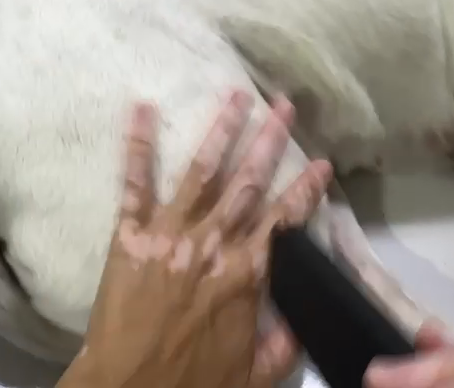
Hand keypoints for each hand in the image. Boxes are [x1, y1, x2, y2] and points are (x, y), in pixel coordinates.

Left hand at [59, 89, 332, 387]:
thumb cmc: (191, 386)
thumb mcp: (252, 377)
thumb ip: (282, 344)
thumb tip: (303, 315)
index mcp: (244, 276)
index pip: (283, 222)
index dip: (305, 190)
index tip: (323, 160)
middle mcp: (211, 245)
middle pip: (247, 184)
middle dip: (269, 141)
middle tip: (283, 104)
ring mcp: (170, 234)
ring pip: (201, 172)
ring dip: (220, 130)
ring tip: (235, 94)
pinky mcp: (131, 234)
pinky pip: (134, 184)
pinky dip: (137, 145)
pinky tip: (140, 108)